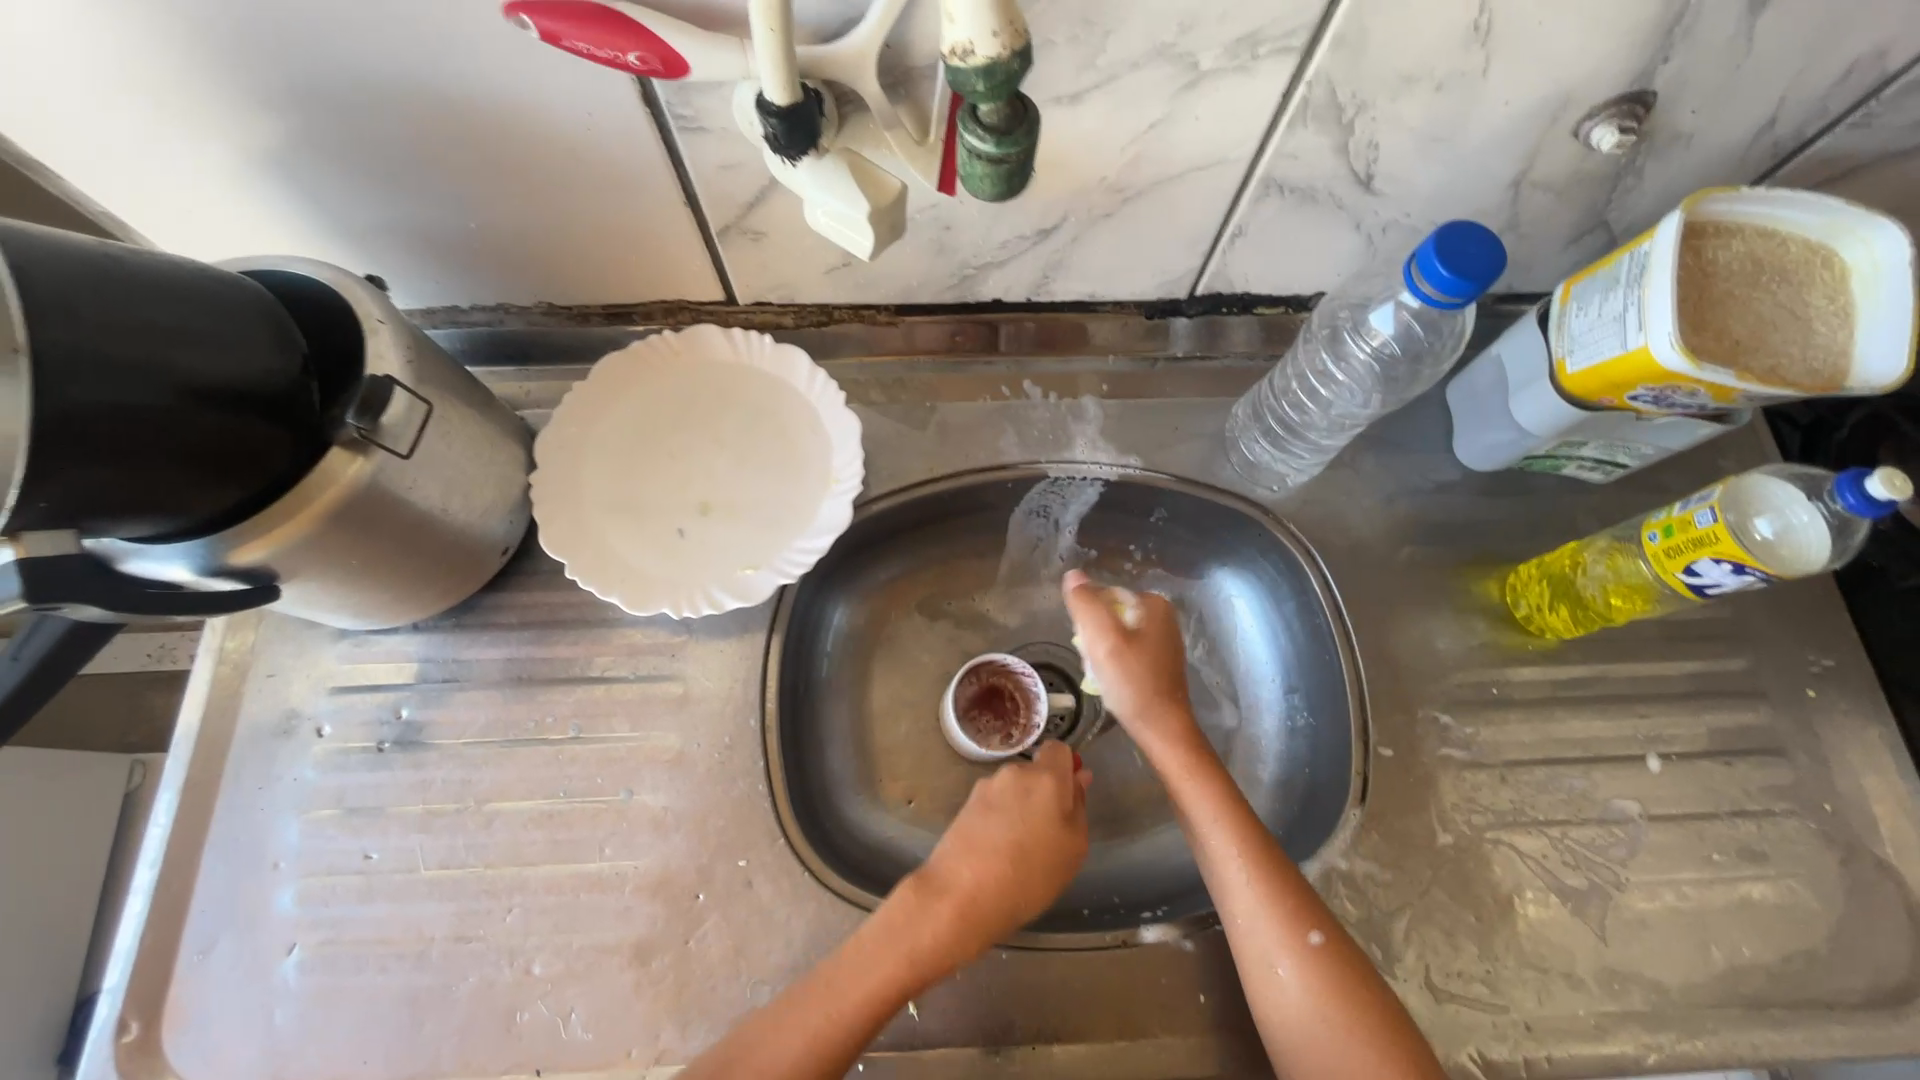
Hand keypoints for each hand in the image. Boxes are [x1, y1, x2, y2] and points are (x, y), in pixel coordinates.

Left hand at [906, 740, 1090, 964]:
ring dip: (1018, 810)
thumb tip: (1078, 778)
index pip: (1058, 749)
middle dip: (1042, 795)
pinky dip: (997, 822)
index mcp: (1045, 776)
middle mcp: (1013, 773)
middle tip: (1047, 835)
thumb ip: (1078, 806)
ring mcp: (984, 788)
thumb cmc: (1030, 874)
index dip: (1066, 769)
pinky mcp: (964, 807)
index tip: (1068, 799)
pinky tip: (996, 854)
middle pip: (1035, 773)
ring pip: (1012, 791)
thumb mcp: (1073, 847)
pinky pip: (992, 807)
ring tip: (1018, 851)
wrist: (961, 895)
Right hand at [1062, 569, 1201, 758]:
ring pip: (1115, 636)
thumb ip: (1085, 603)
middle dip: (1095, 637)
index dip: (1088, 620)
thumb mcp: (1102, 638)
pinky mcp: (1159, 663)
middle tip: (1094, 662)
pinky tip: (1112, 683)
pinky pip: (1126, 653)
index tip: (1089, 645)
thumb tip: (1073, 574)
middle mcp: (1163, 617)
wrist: (1162, 728)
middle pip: (1109, 616)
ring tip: (1101, 675)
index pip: (1103, 596)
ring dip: (1101, 653)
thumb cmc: (1132, 682)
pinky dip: (1114, 665)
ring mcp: (1162, 641)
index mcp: (1154, 604)